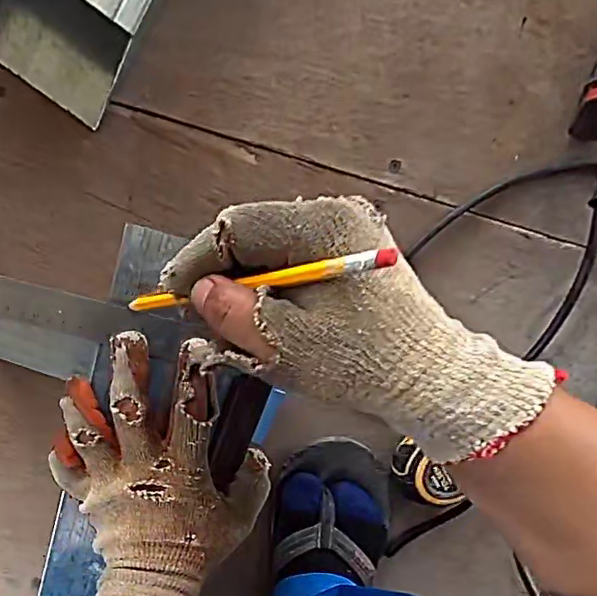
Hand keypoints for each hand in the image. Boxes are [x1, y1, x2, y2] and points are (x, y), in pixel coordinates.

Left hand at [49, 333, 270, 595]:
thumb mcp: (239, 516)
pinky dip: (61, 453)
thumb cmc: (196, 547)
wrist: (156, 580)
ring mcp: (110, 480)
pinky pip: (68, 471)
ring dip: (81, 407)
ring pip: (90, 435)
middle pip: (131, 411)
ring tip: (75, 384)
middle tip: (124, 342)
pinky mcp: (89, 495)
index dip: (190, 378)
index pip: (190, 413)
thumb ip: (250, 480)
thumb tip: (253, 452)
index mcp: (182, 468)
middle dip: (127, 372)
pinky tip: (59, 436)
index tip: (189, 347)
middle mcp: (142, 467)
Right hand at [158, 196, 559, 461]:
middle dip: (216, 274)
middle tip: (197, 312)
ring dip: (238, 285)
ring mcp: (340, 235)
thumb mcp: (285, 343)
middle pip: (249, 235)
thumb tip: (200, 290)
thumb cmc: (362, 362)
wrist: (424, 377)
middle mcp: (333, 218)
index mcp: (322, 227)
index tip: (172, 293)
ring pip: (264, 251)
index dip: (196, 260)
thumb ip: (233, 312)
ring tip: (228, 325)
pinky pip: (287, 264)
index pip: (236, 226)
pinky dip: (264, 290)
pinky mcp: (343, 257)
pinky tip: (259, 320)